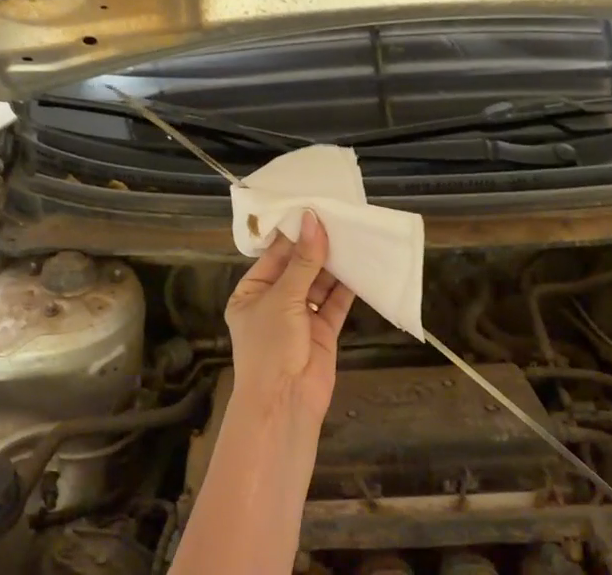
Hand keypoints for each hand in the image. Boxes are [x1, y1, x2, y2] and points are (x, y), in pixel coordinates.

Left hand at [224, 208, 355, 428]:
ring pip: (319, 284)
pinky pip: (334, 303)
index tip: (314, 209)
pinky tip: (360, 266)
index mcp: (251, 292)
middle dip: (317, 248)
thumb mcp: (283, 298)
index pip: (274, 256)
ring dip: (334, 265)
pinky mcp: (322, 331)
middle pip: (298, 268)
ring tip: (354, 237)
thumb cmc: (270, 346)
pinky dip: (347, 287)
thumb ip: (303, 261)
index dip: (294, 235)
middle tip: (340, 218)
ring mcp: (299, 317)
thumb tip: (313, 221)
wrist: (284, 403)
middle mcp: (274, 302)